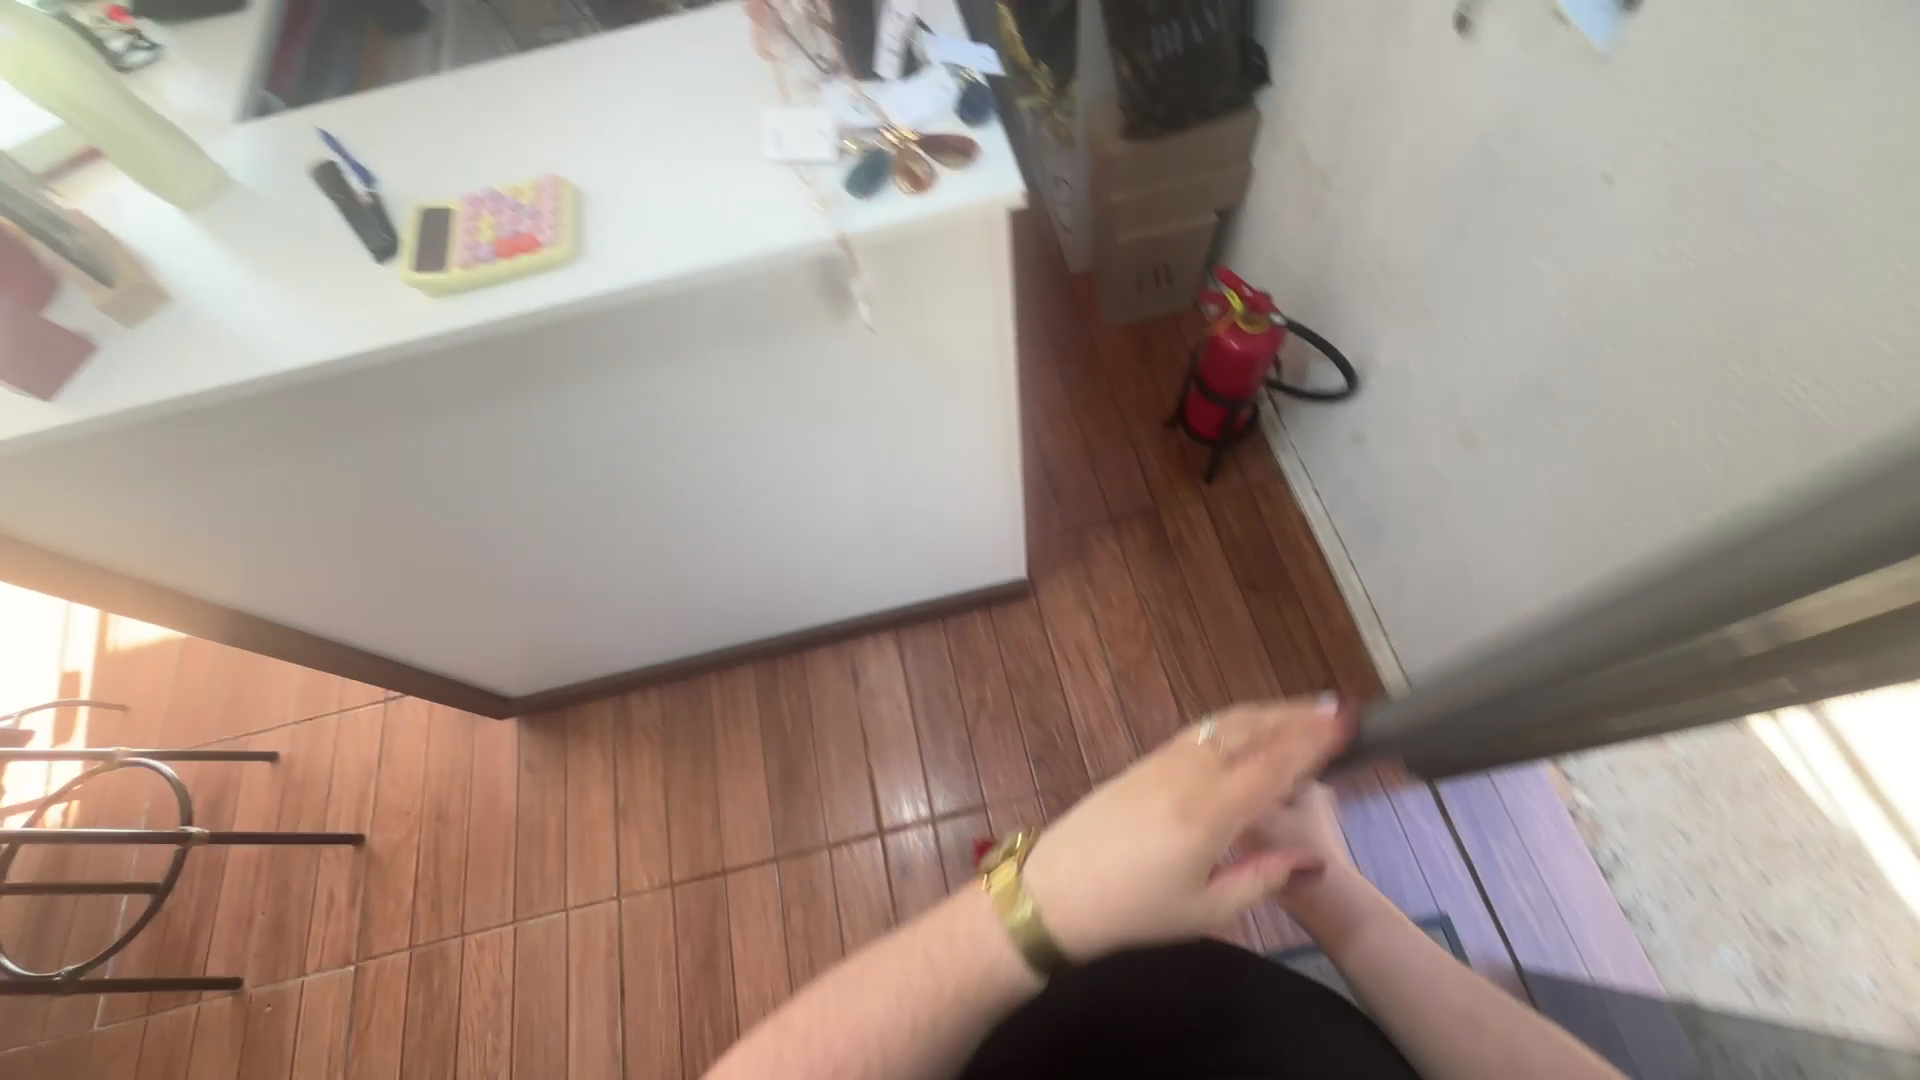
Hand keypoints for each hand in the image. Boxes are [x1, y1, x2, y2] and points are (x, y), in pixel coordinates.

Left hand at [1019, 696, 1351, 960]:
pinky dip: (1233, 723)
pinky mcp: (1144, 761)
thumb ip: (1262, 877)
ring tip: (1301, 712)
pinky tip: (1247, 728)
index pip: (1273, 765)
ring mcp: (1162, 762)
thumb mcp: (1207, 910)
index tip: (1346, 720)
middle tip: (1336, 707)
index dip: (1313, 741)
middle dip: (1295, 716)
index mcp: (1209, 812)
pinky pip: (1200, 732)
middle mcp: (1188, 774)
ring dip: (1265, 714)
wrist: (1057, 889)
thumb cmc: (1135, 909)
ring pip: (1223, 725)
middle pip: (1250, 731)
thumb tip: (1311, 861)